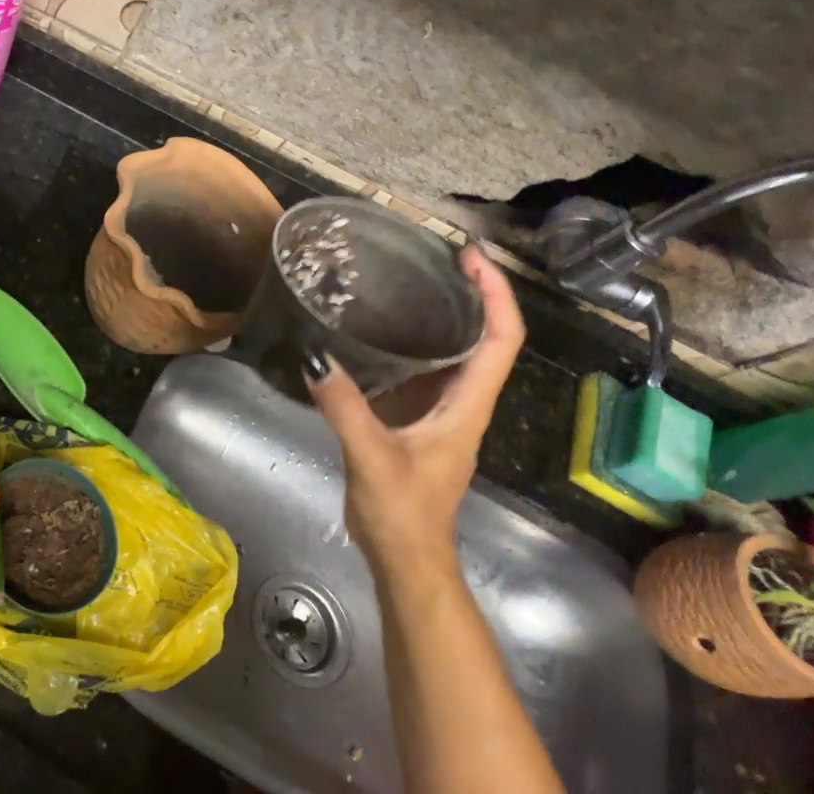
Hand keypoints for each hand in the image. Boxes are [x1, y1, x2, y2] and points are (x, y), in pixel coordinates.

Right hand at [303, 245, 525, 577]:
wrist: (405, 556)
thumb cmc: (403, 510)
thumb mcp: (371, 456)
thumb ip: (345, 407)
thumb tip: (313, 355)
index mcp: (467, 405)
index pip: (500, 340)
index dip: (495, 295)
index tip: (470, 258)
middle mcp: (461, 402)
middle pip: (483, 338)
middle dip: (470, 294)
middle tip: (434, 256)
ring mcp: (438, 412)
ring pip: (452, 353)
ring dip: (441, 316)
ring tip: (406, 283)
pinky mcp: (414, 421)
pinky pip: (419, 371)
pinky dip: (406, 344)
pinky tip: (372, 334)